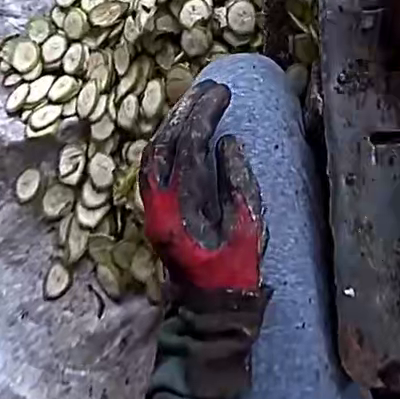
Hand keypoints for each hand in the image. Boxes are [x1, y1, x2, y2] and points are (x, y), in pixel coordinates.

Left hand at [140, 82, 265, 292]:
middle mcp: (158, 205)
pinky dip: (168, 138)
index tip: (223, 93)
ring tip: (197, 97)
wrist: (207, 311)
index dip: (205, 115)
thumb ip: (237, 182)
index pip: (188, 147)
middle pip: (164, 143)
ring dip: (174, 121)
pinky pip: (155, 163)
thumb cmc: (233, 272)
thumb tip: (226, 142)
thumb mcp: (247, 229)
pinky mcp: (155, 207)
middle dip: (186, 109)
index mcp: (180, 209)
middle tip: (209, 87)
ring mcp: (152, 207)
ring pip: (154, 151)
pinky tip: (184, 125)